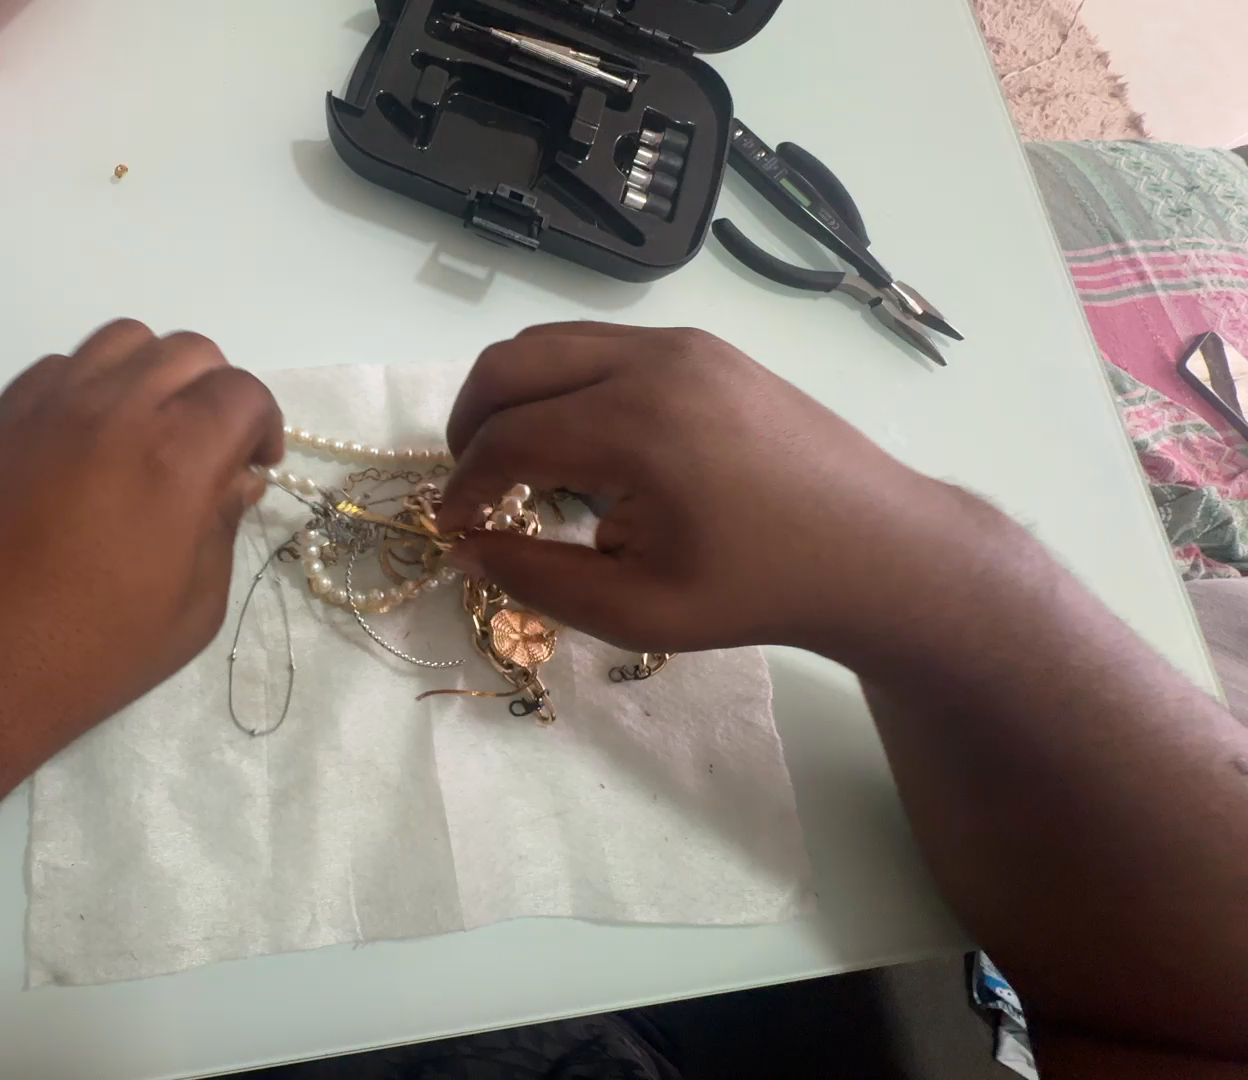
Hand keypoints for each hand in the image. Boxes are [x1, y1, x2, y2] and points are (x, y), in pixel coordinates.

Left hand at [0, 320, 281, 757]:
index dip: (263, 423)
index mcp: (175, 456)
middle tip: (210, 449)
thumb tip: (235, 479)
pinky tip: (89, 441)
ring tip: (150, 430)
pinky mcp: (0, 417)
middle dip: (217, 393)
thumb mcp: (194, 607)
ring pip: (123, 341)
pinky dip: (94, 386)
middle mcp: (115, 410)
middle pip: (189, 351)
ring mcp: (50, 405)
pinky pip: (62, 366)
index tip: (254, 464)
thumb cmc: (94, 651)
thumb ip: (223, 526)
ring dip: (156, 375)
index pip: (242, 392)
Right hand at [440, 323, 999, 656]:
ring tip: (511, 459)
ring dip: (505, 400)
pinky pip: (589, 344)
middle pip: (507, 367)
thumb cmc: (755, 590)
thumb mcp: (633, 610)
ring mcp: (678, 343)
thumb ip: (532, 578)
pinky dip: (551, 385)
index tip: (452, 527)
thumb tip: (462, 546)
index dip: (463, 488)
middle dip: (466, 427)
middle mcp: (651, 362)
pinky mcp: (696, 345)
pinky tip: (570, 438)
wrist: (881, 550)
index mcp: (637, 428)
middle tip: (471, 485)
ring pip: (543, 343)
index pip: (506, 439)